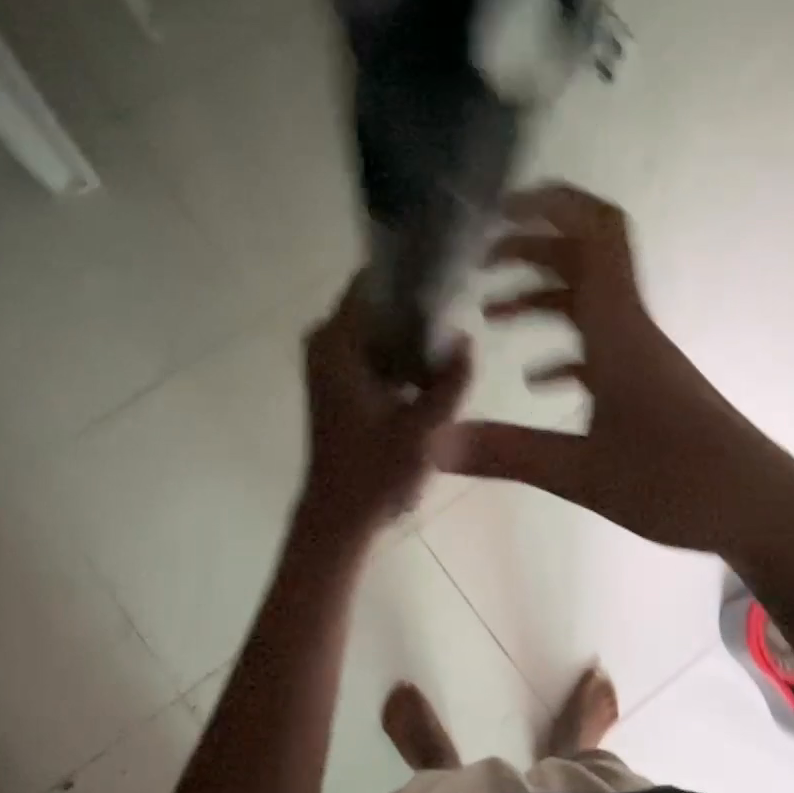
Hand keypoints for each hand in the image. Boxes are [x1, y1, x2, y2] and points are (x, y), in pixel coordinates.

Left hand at [299, 275, 472, 534]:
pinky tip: (434, 372)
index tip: (449, 277)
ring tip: (454, 342)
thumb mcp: (425, 426)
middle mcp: (326, 344)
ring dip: (413, 335)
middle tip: (462, 314)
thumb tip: (468, 337)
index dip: (411, 275)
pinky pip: (374, 352)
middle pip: (379, 304)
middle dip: (418, 308)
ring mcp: (329, 365)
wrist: (339, 518)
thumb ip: (452, 379)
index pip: (372, 280)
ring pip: (378, 330)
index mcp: (337, 342)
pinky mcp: (338, 385)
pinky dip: (401, 357)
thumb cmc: (376, 472)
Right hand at [435, 182, 793, 555]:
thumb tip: (433, 444)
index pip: (594, 234)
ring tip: (494, 318)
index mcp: (617, 330)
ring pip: (590, 303)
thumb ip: (506, 453)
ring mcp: (644, 358)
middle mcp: (632, 330)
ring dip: (543, 298)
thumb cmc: (675, 482)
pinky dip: (564, 347)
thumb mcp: (580, 472)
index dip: (552, 205)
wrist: (756, 508)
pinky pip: (601, 346)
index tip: (501, 207)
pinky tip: (538, 381)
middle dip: (532, 249)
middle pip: (585, 259)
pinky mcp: (651, 386)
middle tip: (480, 266)